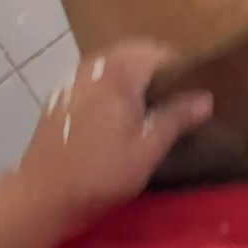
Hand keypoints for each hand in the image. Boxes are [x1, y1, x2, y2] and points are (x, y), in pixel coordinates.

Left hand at [16, 42, 212, 223]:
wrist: (41, 195)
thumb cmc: (100, 174)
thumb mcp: (147, 150)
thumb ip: (176, 117)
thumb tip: (206, 97)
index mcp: (119, 71)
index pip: (160, 52)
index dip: (181, 69)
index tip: (195, 91)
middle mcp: (94, 64)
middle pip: (135, 54)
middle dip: (157, 71)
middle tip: (175, 102)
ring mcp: (74, 77)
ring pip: (113, 65)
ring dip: (133, 79)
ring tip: (148, 109)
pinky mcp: (61, 94)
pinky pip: (95, 79)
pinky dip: (111, 87)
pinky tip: (115, 117)